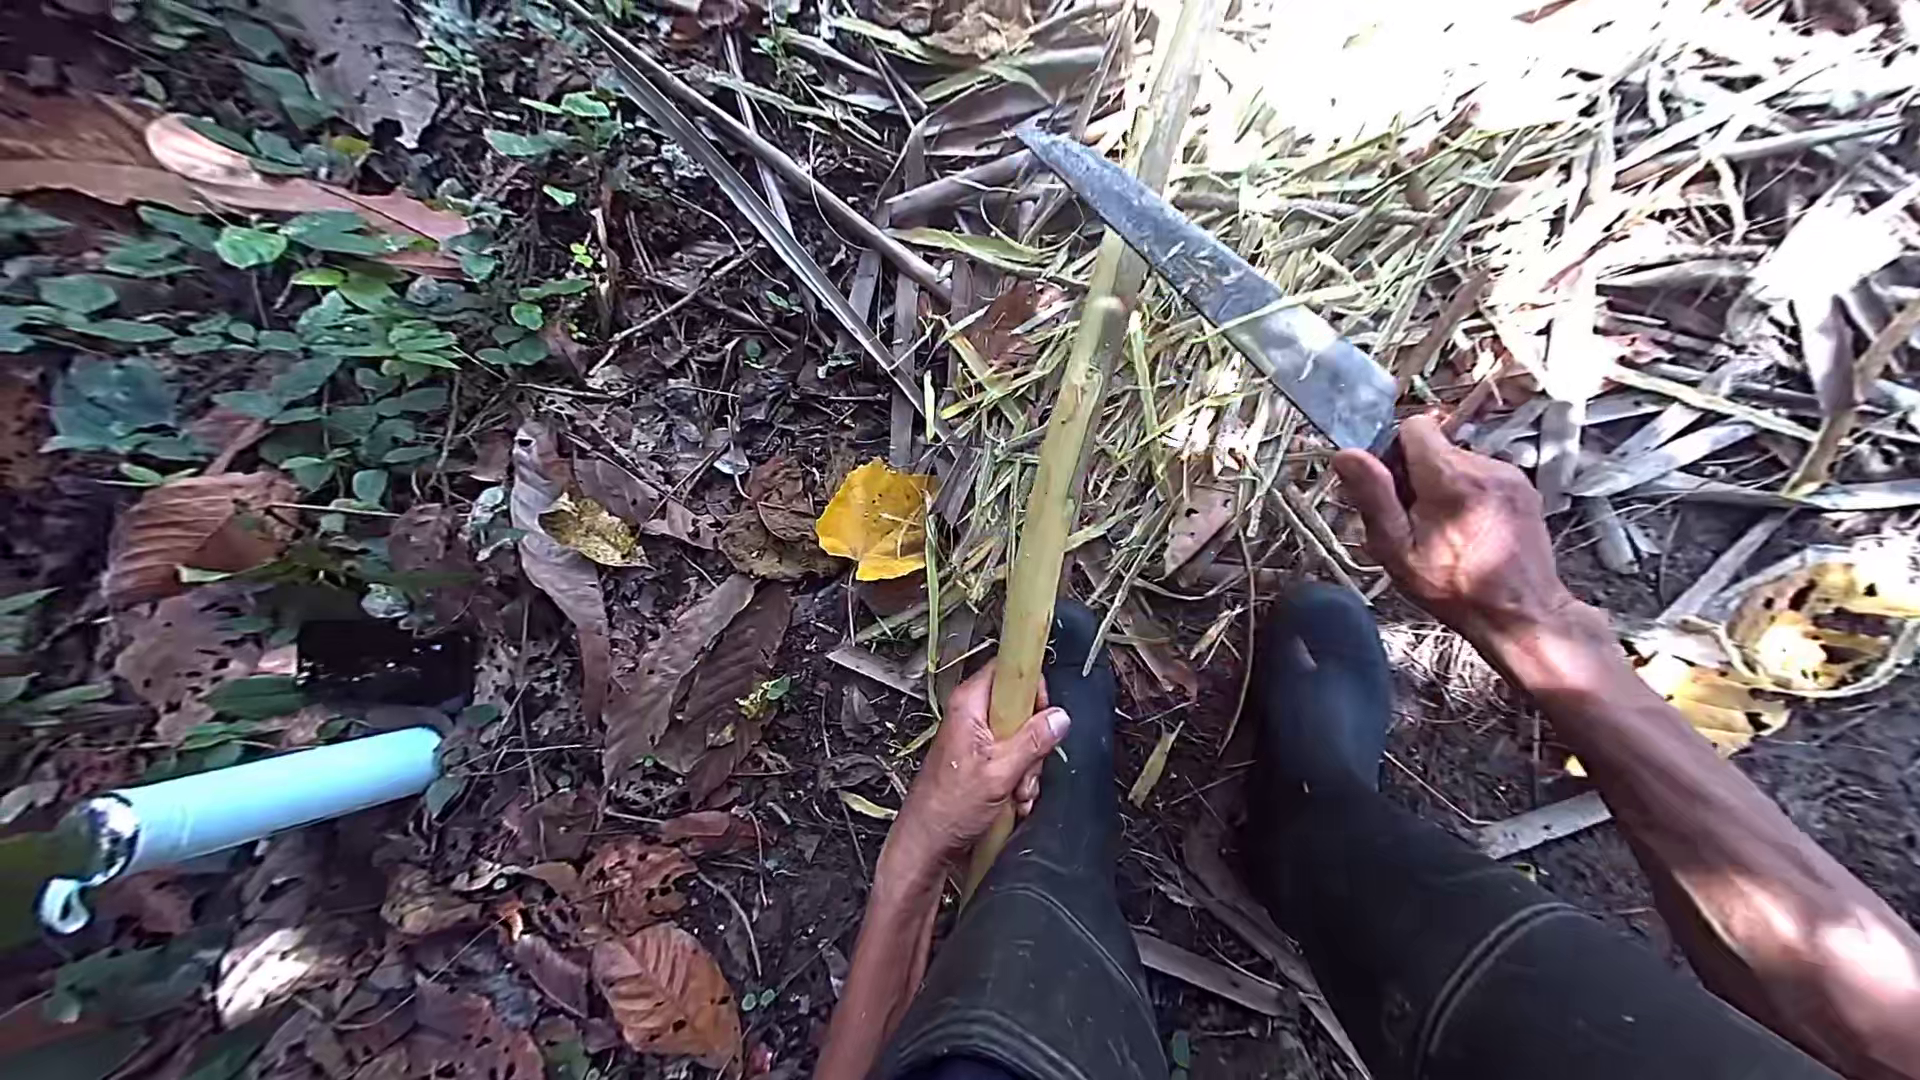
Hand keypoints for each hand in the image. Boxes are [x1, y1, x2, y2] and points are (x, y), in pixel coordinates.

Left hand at [889, 659, 1070, 867]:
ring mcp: (977, 737)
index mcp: (969, 703)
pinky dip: (1019, 778)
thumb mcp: (999, 772)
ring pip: (1021, 736)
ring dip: (1028, 766)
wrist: (928, 843)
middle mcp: (972, 714)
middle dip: (1033, 741)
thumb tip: (1059, 718)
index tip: (1043, 711)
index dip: (1031, 687)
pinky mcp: (982, 758)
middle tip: (1026, 765)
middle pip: (1021, 707)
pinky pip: (1014, 757)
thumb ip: (1033, 741)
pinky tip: (1013, 797)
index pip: (1008, 669)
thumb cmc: (946, 807)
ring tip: (1016, 789)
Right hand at [1332, 414, 1583, 646]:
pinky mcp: (1522, 488)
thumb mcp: (1394, 546)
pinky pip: (1477, 474)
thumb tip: (1346, 454)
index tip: (1386, 483)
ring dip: (1436, 484)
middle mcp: (1485, 467)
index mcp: (1449, 479)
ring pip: (1454, 460)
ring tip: (1434, 526)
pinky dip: (1461, 492)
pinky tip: (1459, 526)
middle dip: (1410, 473)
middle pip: (1432, 447)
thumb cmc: (1449, 585)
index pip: (1414, 427)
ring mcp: (1509, 476)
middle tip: (1406, 517)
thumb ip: (1372, 495)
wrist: (1517, 612)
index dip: (1391, 450)